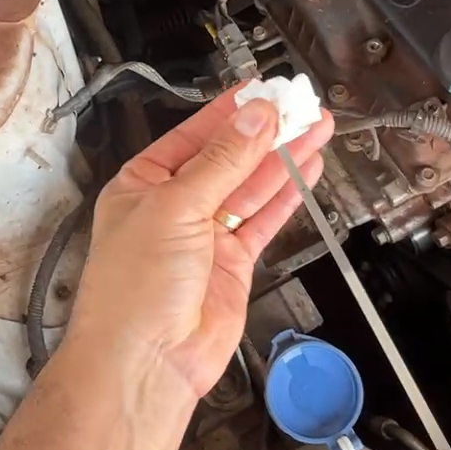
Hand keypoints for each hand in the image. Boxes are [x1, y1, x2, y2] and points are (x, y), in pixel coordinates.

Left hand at [64, 90, 333, 401]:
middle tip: (302, 106)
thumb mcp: (175, 207)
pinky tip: (304, 169)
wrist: (146, 360)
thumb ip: (221, 162)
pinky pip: (263, 220)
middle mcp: (174, 205)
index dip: (230, 112)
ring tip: (316, 128)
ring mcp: (205, 235)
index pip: (193, 135)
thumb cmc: (135, 287)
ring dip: (282, 158)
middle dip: (265, 132)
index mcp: (144, 184)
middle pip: (227, 158)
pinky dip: (285, 196)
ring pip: (251, 186)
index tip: (264, 89)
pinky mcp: (231, 263)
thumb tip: (255, 119)